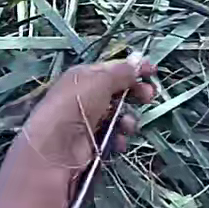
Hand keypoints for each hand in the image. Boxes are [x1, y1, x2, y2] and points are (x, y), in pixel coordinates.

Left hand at [9, 58, 158, 175]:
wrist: (54, 149)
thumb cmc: (75, 106)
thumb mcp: (100, 81)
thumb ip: (122, 71)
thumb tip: (138, 58)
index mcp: (84, 76)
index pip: (113, 68)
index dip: (133, 69)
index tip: (153, 72)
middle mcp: (86, 96)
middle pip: (118, 91)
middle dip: (135, 93)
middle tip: (149, 96)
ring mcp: (89, 120)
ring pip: (119, 114)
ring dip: (129, 119)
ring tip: (128, 125)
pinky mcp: (92, 142)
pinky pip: (113, 135)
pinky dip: (119, 137)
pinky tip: (118, 140)